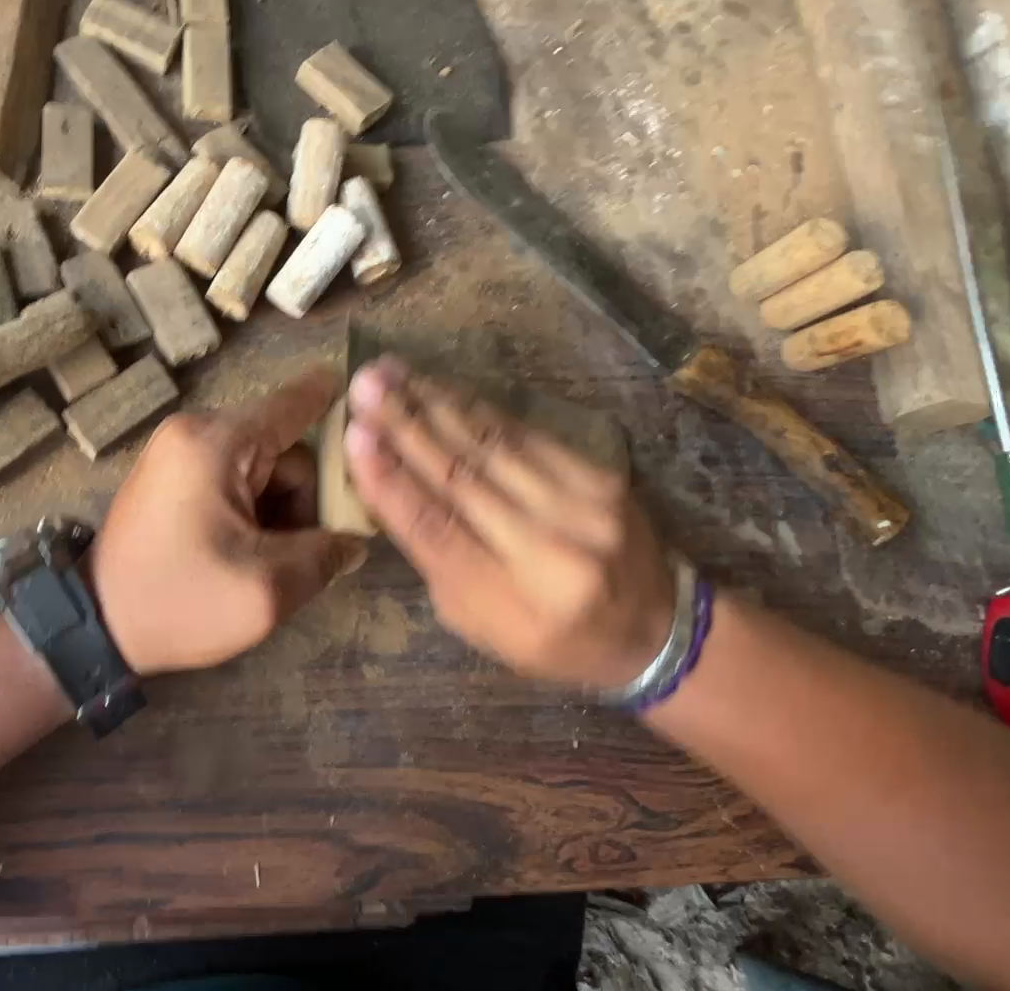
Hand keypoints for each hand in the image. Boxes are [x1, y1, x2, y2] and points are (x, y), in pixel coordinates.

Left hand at [90, 369, 368, 675]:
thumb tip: (354, 540)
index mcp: (215, 443)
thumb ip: (324, 556)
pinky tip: (247, 553)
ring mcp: (179, 453)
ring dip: (279, 512)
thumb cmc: (180, 602)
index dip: (336, 404)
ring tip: (266, 562)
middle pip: (284, 449)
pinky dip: (253, 512)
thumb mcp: (266, 590)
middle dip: (304, 499)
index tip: (373, 398)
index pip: (293, 404)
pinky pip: (235, 480)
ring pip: (263, 469)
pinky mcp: (172, 477)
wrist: (98, 625)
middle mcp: (194, 433)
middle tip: (306, 551)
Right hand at [342, 356, 674, 688]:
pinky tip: (441, 387)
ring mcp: (583, 506)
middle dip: (405, 424)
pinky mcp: (599, 475)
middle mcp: (550, 548)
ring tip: (392, 372)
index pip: (435, 528)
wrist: (655, 631)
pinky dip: (475, 407)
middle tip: (363, 385)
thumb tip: (386, 487)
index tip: (354, 435)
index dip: (390, 480)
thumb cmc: (546, 636)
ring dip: (435, 402)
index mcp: (509, 601)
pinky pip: (524, 434)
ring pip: (492, 444)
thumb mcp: (476, 619)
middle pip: (461, 476)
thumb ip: (434, 556)